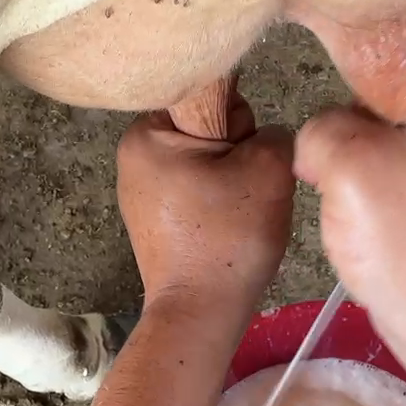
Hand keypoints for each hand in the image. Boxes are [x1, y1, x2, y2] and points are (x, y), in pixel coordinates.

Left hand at [117, 93, 295, 316]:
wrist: (200, 314)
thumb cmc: (228, 239)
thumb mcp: (268, 167)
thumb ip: (272, 130)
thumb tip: (262, 142)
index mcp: (146, 133)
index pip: (207, 92)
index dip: (238, 121)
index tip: (241, 159)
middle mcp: (133, 158)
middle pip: (206, 128)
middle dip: (234, 155)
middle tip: (242, 194)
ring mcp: (140, 194)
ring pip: (207, 164)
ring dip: (230, 184)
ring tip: (235, 217)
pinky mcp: (154, 223)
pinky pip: (197, 195)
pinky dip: (216, 208)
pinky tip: (223, 232)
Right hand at [294, 57, 405, 340]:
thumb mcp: (353, 168)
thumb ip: (322, 127)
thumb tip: (319, 141)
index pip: (395, 64)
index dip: (356, 111)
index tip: (354, 160)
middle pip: (389, 102)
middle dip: (360, 145)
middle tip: (360, 193)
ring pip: (383, 139)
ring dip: (361, 175)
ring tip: (369, 213)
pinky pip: (391, 169)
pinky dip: (373, 193)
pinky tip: (377, 222)